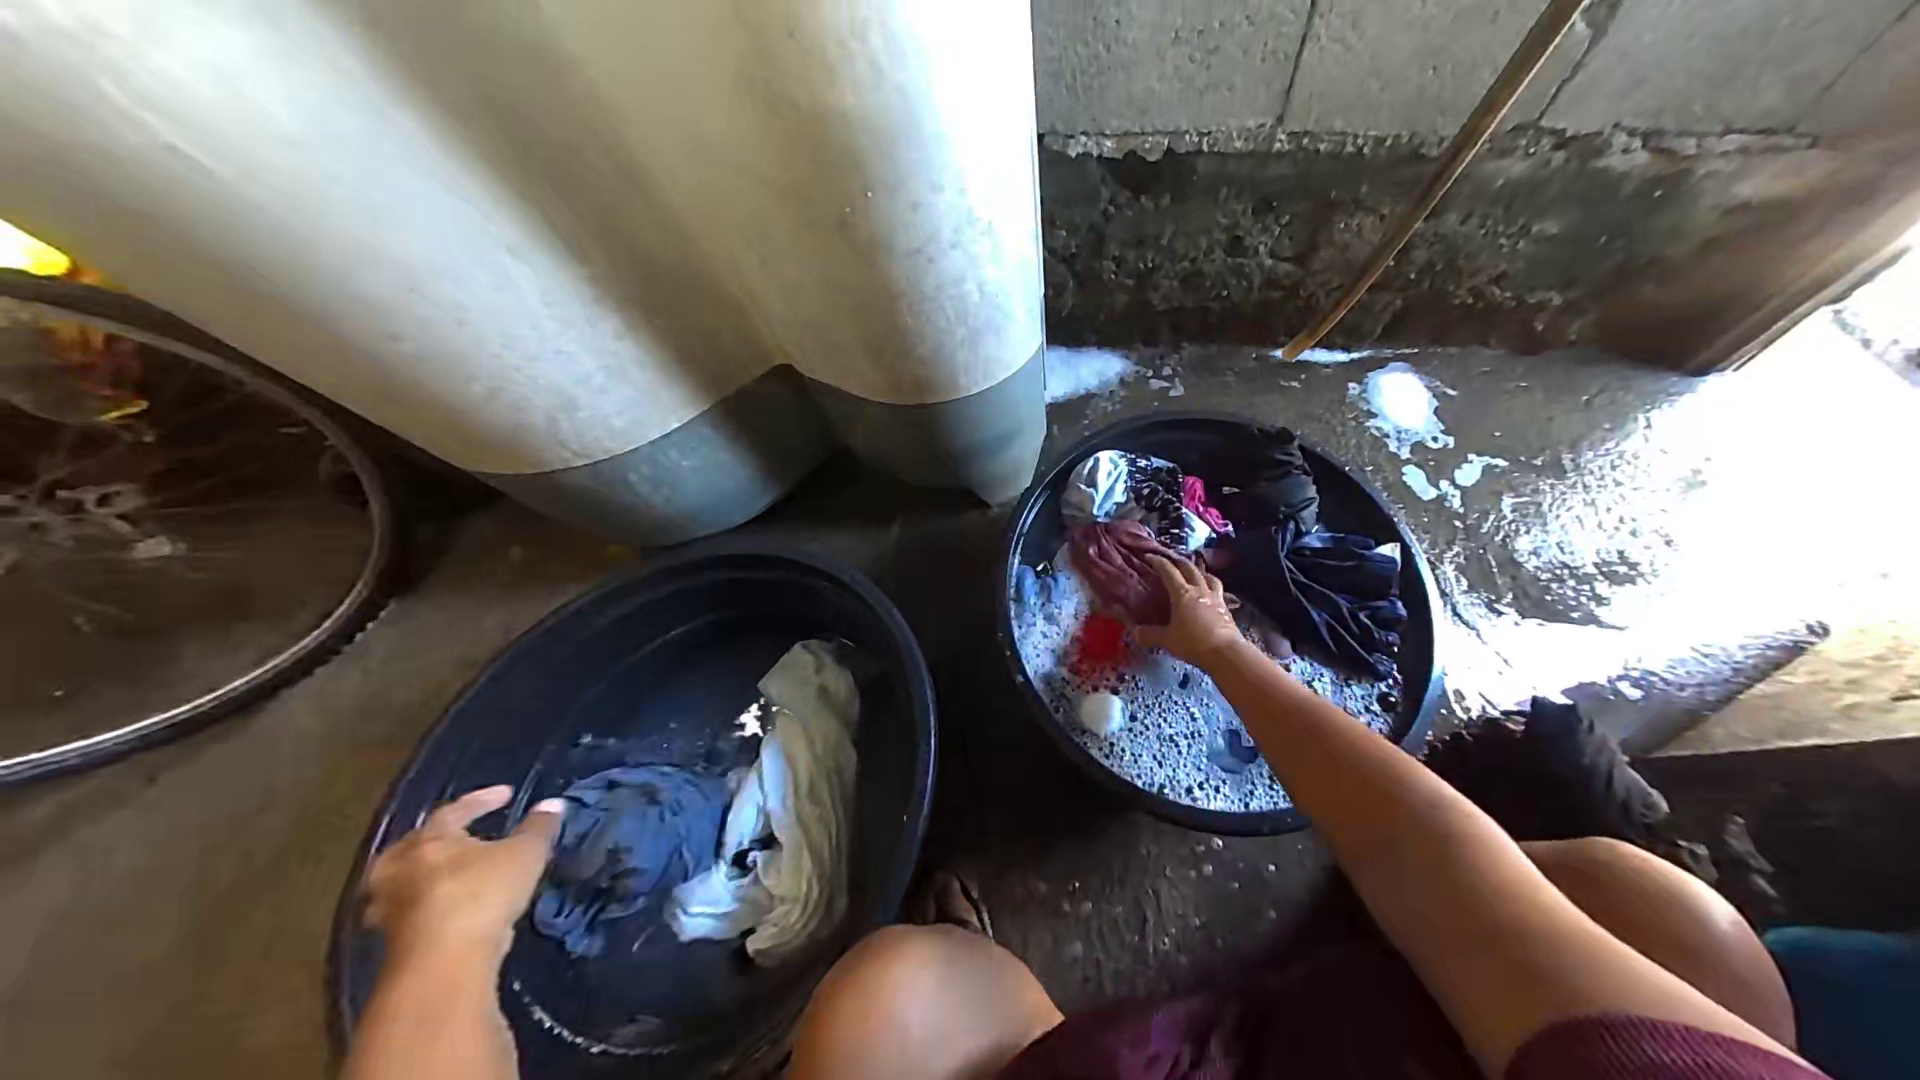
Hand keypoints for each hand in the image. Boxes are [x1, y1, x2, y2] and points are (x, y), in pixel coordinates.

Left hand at [363, 785, 565, 964]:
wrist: (443, 962)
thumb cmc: (483, 893)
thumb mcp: (526, 853)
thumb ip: (538, 827)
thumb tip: (552, 804)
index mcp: (430, 841)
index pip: (454, 811)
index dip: (481, 800)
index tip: (506, 794)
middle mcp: (400, 870)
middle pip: (412, 846)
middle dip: (434, 838)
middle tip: (457, 835)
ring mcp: (389, 908)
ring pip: (400, 882)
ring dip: (420, 876)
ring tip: (444, 874)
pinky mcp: (390, 942)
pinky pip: (406, 911)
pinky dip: (422, 905)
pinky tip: (441, 909)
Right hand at [1134, 553, 1243, 666]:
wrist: (1226, 652)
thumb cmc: (1193, 642)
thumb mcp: (1167, 640)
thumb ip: (1150, 635)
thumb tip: (1134, 632)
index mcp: (1182, 594)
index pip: (1169, 572)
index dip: (1159, 562)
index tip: (1150, 556)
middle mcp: (1200, 590)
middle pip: (1190, 568)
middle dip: (1178, 561)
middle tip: (1170, 559)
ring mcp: (1216, 598)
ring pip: (1208, 577)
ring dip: (1199, 572)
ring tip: (1195, 573)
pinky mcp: (1226, 608)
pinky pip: (1218, 590)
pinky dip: (1212, 587)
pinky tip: (1209, 594)